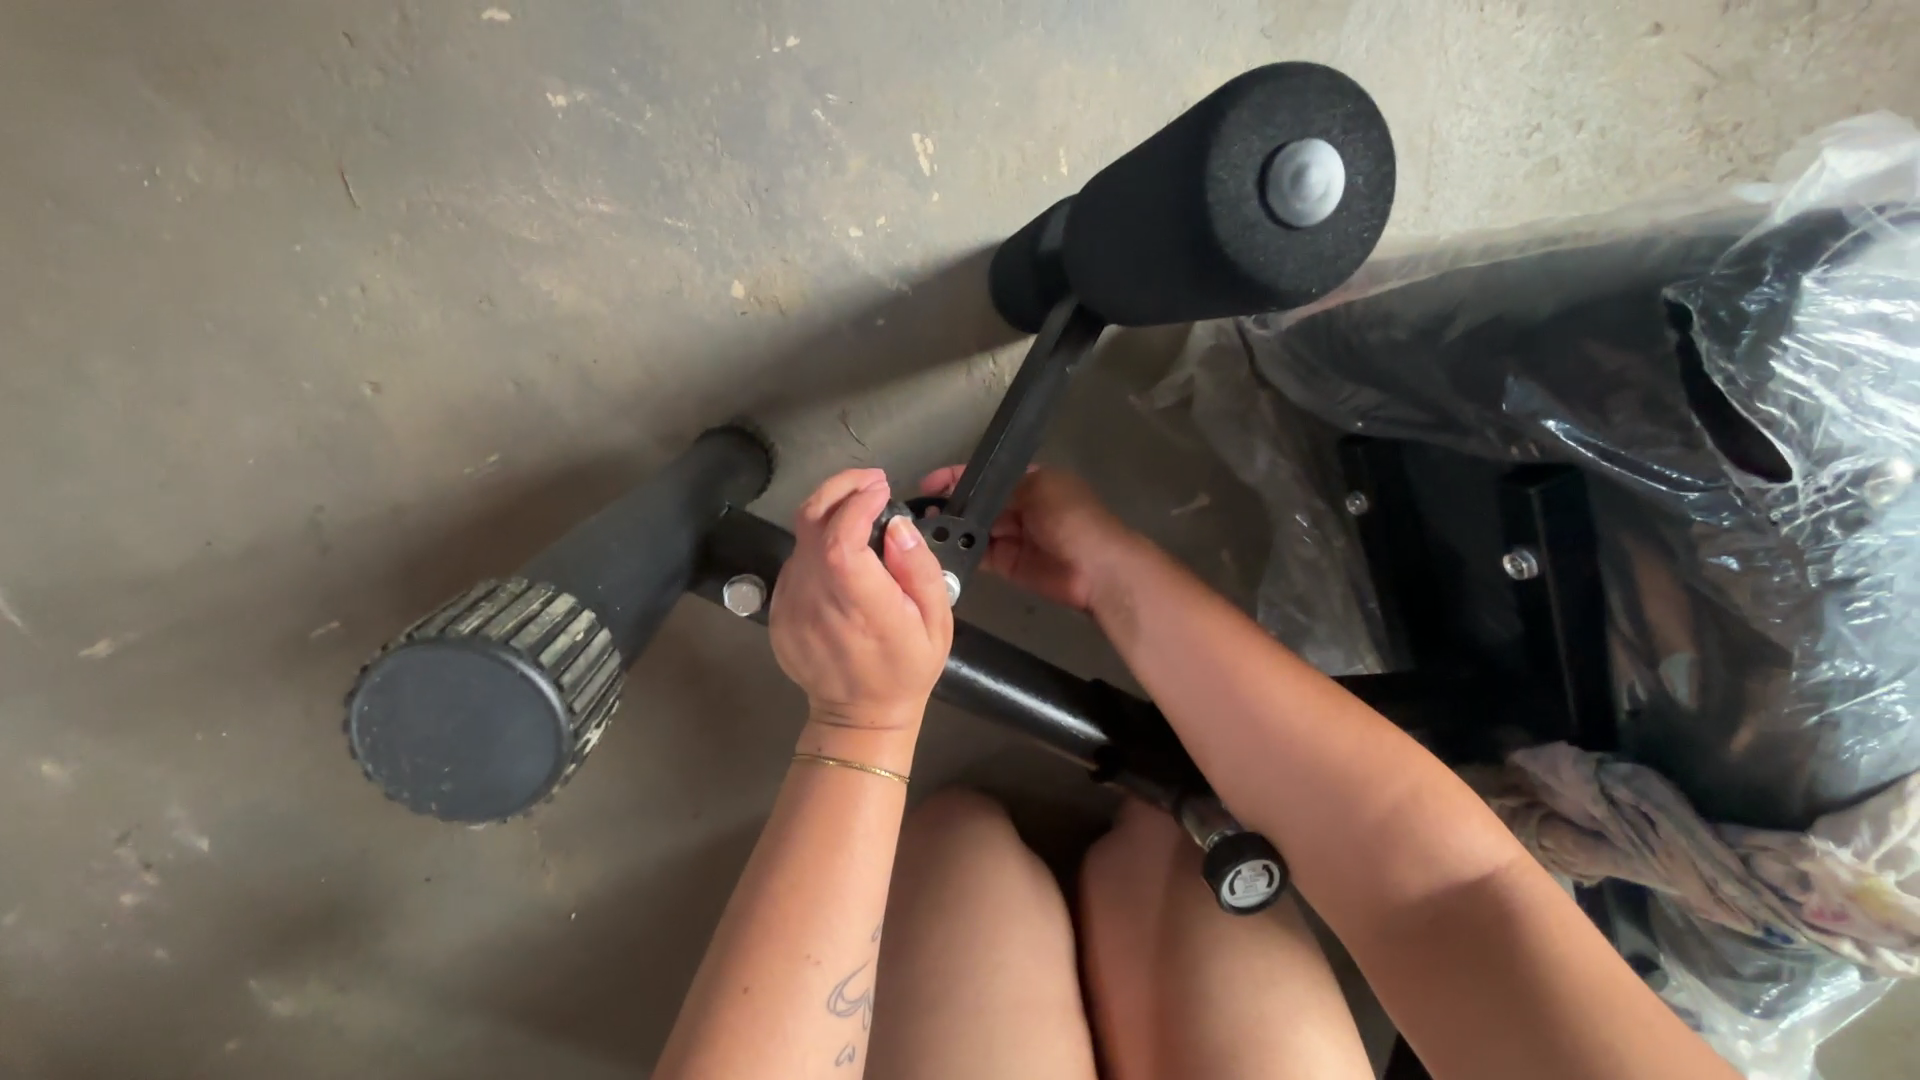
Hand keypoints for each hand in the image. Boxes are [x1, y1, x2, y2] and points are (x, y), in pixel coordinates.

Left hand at [770, 468, 954, 732]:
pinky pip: (794, 562)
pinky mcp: (778, 612)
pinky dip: (816, 543)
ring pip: (799, 539)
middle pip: (810, 525)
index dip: (856, 504)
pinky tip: (840, 551)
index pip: (841, 541)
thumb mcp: (937, 621)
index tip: (881, 490)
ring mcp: (791, 608)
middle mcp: (819, 604)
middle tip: (869, 483)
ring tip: (860, 512)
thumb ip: (919, 569)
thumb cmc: (907, 668)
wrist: (859, 715)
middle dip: (839, 489)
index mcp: (864, 609)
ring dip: (829, 514)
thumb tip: (896, 526)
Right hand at [919, 465, 1141, 611]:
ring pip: (975, 530)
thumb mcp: (1040, 487)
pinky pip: (980, 556)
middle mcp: (1019, 507)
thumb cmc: (1073, 520)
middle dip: (951, 505)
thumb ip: (1004, 486)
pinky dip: (961, 553)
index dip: (957, 477)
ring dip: (953, 530)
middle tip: (920, 512)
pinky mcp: (1008, 565)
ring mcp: (1013, 537)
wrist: (1097, 570)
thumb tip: (973, 492)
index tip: (928, 483)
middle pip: (978, 504)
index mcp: (1031, 482)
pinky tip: (940, 550)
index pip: (987, 476)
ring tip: (924, 531)